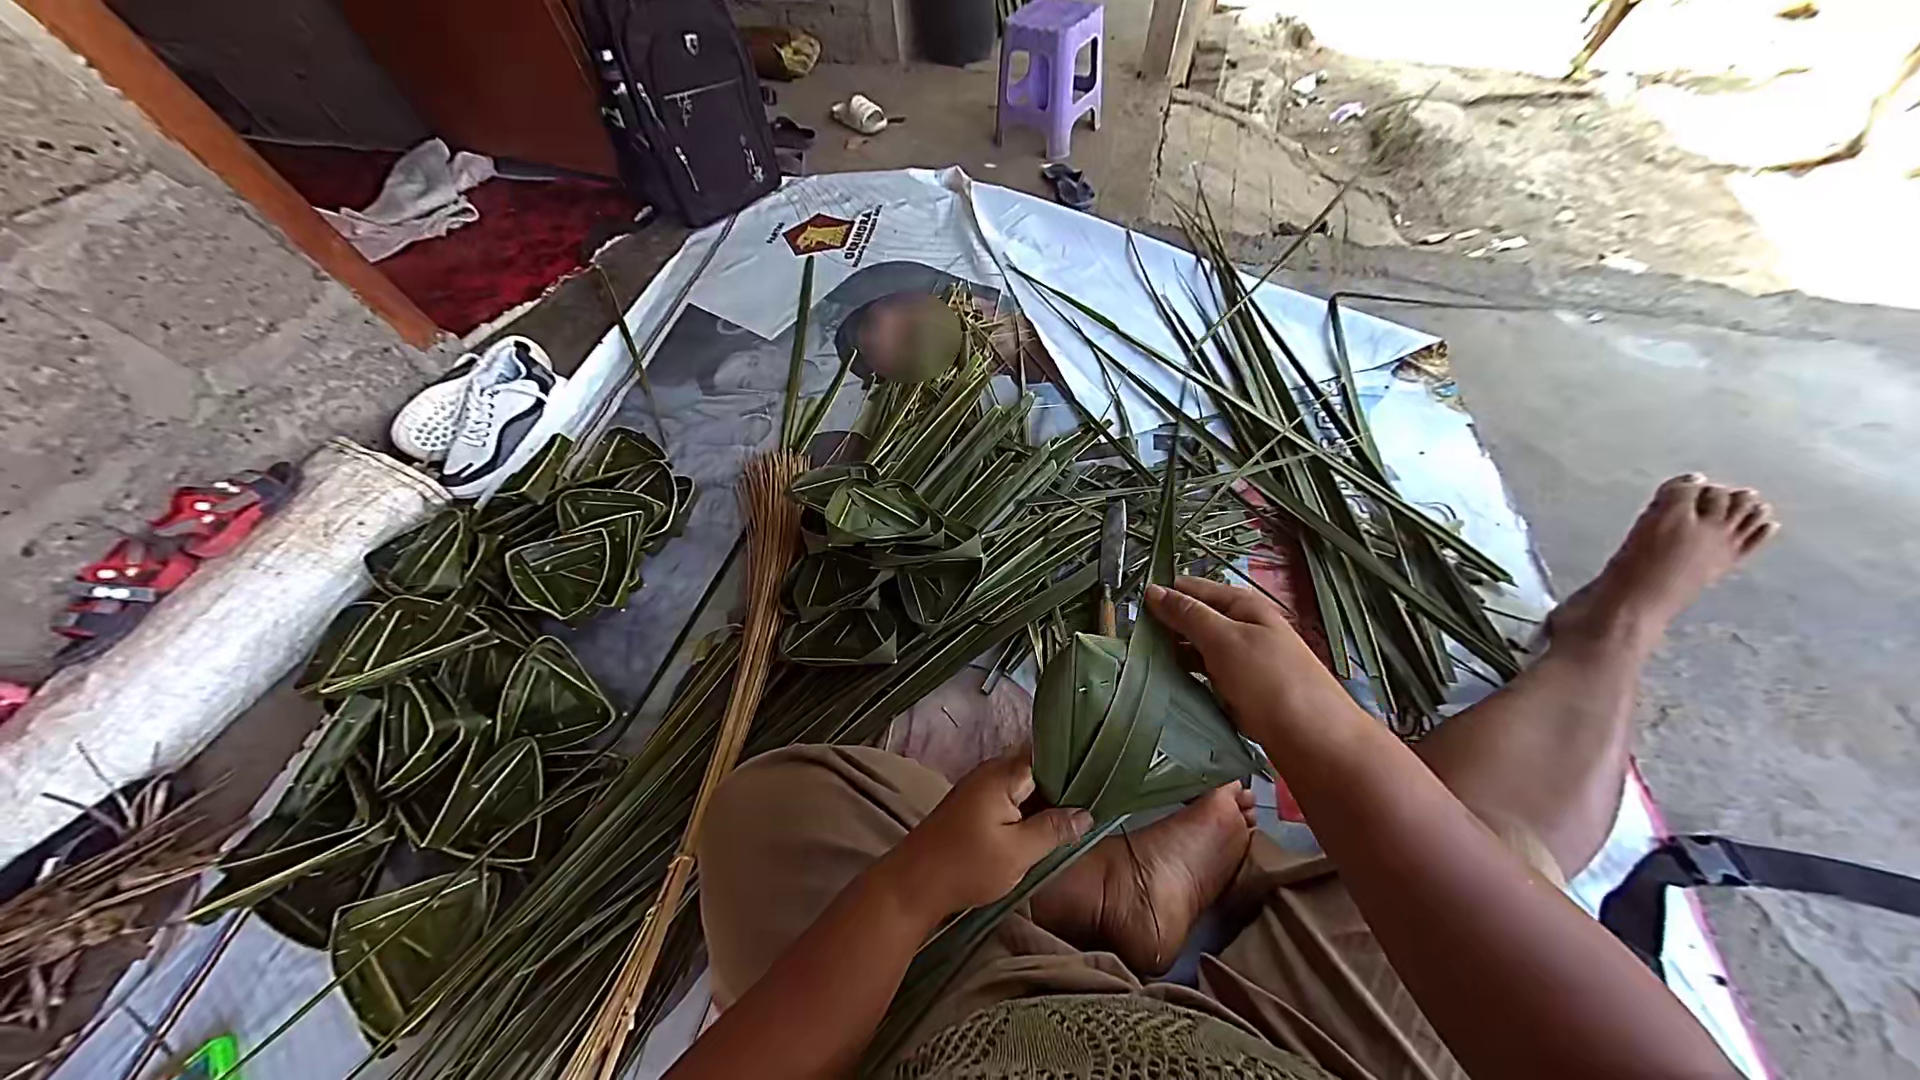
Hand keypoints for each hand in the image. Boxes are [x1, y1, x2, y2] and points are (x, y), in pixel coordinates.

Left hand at [880, 749, 1092, 919]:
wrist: (914, 883)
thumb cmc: (966, 866)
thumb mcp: (1018, 852)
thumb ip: (1054, 829)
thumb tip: (1086, 813)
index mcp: (1002, 774)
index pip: (1047, 755)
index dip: (1073, 765)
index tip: (1100, 777)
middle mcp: (990, 771)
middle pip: (1036, 767)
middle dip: (1062, 782)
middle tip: (1093, 800)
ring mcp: (980, 786)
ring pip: (1023, 784)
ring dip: (1045, 798)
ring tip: (1076, 813)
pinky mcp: (974, 803)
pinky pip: (1010, 796)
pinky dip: (1028, 807)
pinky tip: (1044, 825)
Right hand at [1145, 576, 1357, 739]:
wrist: (1315, 740)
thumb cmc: (1270, 681)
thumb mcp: (1224, 639)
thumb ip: (1187, 614)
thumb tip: (1153, 590)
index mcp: (1242, 606)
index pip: (1192, 588)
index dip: (1162, 595)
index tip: (1130, 611)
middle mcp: (1242, 627)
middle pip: (1193, 618)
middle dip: (1164, 626)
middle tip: (1130, 641)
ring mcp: (1241, 659)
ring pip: (1195, 647)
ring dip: (1172, 653)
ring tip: (1140, 663)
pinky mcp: (1238, 687)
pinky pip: (1203, 673)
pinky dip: (1185, 675)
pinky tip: (1166, 683)